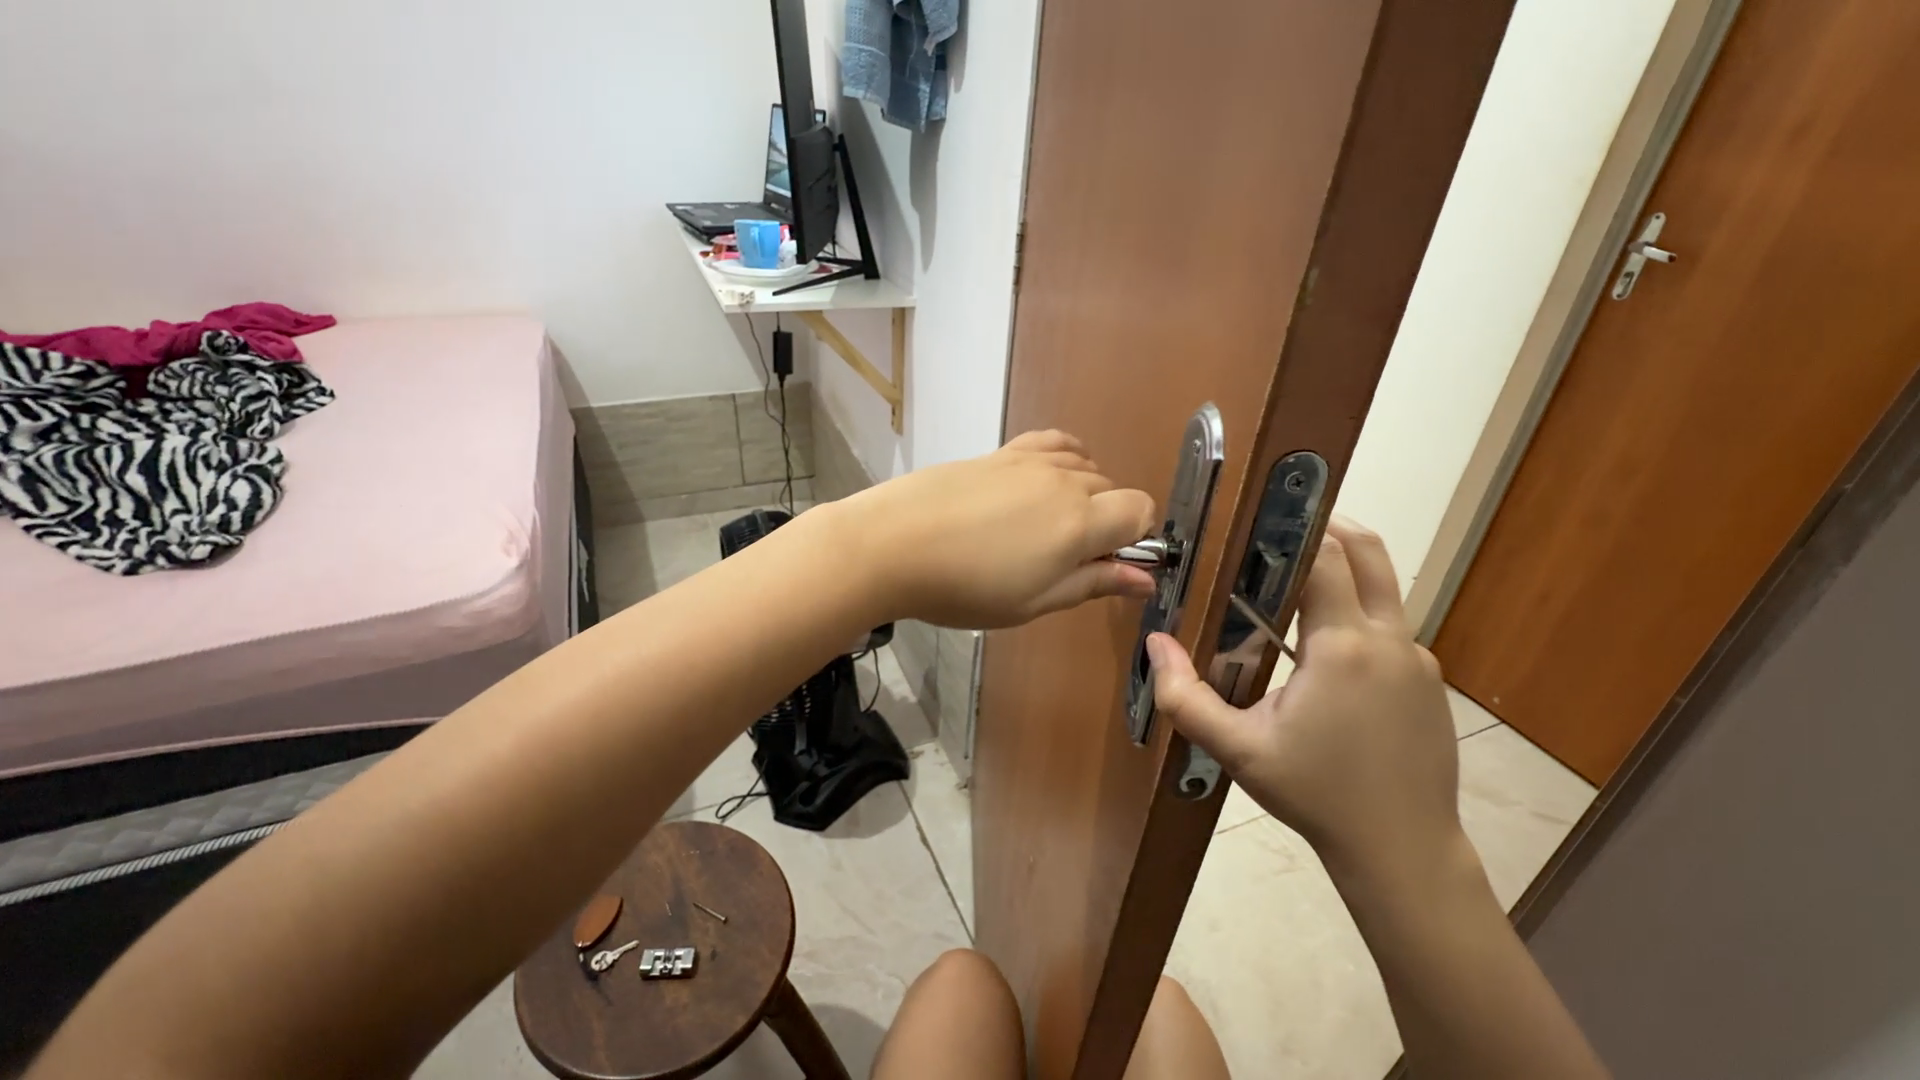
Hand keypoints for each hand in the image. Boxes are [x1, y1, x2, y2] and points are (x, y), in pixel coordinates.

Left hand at [835, 430, 1158, 628]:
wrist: (892, 544)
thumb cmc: (965, 588)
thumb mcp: (1034, 602)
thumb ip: (1094, 583)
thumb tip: (1146, 578)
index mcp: (1080, 522)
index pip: (1141, 509)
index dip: (1136, 537)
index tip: (1105, 563)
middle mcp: (1065, 482)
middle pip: (1112, 489)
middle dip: (1104, 521)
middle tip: (1062, 560)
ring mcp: (1031, 461)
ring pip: (1084, 467)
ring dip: (1081, 494)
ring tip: (1043, 527)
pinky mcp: (1001, 451)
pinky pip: (1053, 443)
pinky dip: (1063, 460)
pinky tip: (1043, 481)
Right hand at [1145, 517, 1461, 880]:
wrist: (1402, 849)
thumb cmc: (1314, 795)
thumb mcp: (1238, 750)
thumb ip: (1186, 697)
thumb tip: (1156, 644)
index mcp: (1343, 647)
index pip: (1325, 559)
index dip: (1293, 532)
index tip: (1258, 521)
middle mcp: (1390, 641)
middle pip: (1370, 552)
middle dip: (1331, 526)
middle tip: (1286, 524)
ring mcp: (1419, 661)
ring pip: (1385, 589)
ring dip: (1346, 571)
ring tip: (1296, 583)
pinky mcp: (1430, 683)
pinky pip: (1392, 629)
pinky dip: (1360, 615)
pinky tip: (1326, 655)